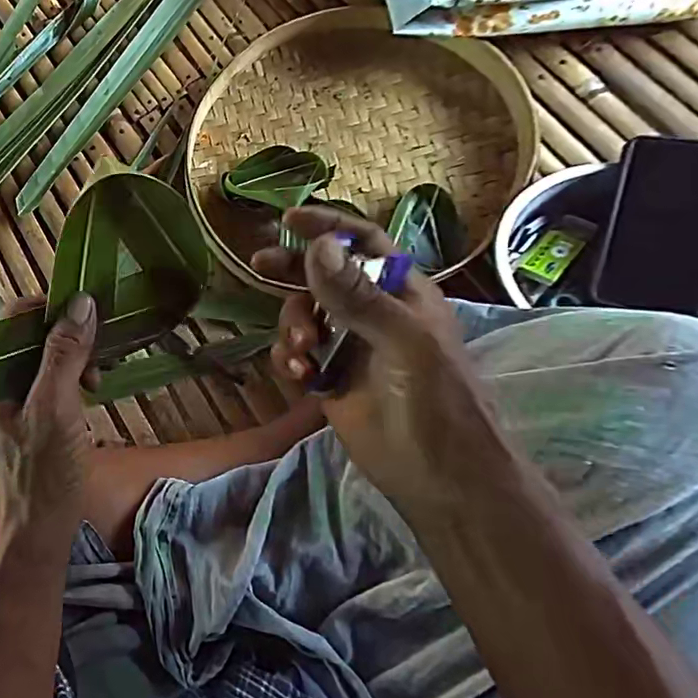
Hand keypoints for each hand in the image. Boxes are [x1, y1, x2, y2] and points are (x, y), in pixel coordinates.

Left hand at [0, 294, 99, 532]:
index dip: (50, 307)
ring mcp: (15, 397)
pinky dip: (75, 379)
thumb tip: (81, 303)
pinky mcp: (33, 413)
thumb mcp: (56, 408)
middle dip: (70, 336)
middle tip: (99, 355)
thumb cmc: (44, 472)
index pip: (14, 317)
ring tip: (98, 380)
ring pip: (47, 356)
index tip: (88, 314)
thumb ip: (64, 355)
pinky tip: (92, 394)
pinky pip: (54, 379)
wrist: (41, 530)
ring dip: (77, 359)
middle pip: (33, 334)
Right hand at [250, 206, 519, 506]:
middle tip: (258, 264)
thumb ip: (357, 295)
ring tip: (300, 349)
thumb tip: (317, 246)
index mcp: (401, 293)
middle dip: (291, 270)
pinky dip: (287, 357)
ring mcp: (349, 346)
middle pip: (323, 275)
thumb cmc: (436, 402)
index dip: (328, 226)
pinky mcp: (329, 378)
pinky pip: (295, 352)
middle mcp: (373, 312)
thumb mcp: (402, 341)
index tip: (288, 219)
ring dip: (291, 324)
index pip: (364, 242)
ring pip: (303, 314)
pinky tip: (296, 374)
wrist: (439, 478)